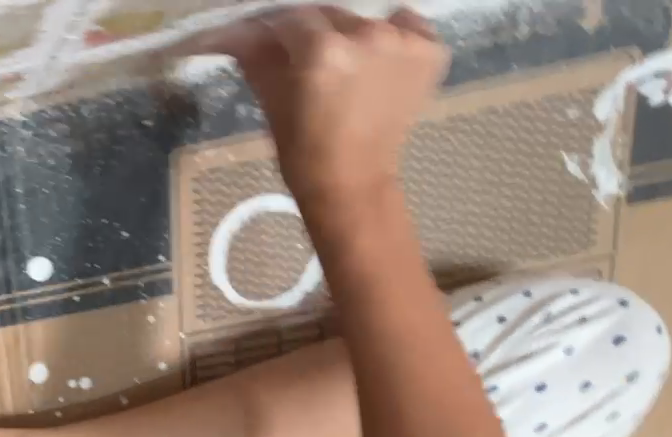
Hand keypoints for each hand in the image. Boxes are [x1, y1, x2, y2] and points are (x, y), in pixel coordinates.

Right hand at [205, 6, 447, 211]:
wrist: (351, 185)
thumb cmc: (303, 156)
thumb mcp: (273, 108)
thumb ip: (259, 62)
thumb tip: (240, 35)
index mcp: (322, 51)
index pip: (291, 19)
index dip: (274, 29)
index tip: (265, 41)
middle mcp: (367, 33)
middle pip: (329, 16)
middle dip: (310, 35)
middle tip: (301, 64)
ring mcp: (404, 40)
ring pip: (365, 23)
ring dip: (349, 40)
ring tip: (341, 73)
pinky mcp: (431, 50)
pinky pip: (406, 27)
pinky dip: (391, 40)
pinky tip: (377, 68)